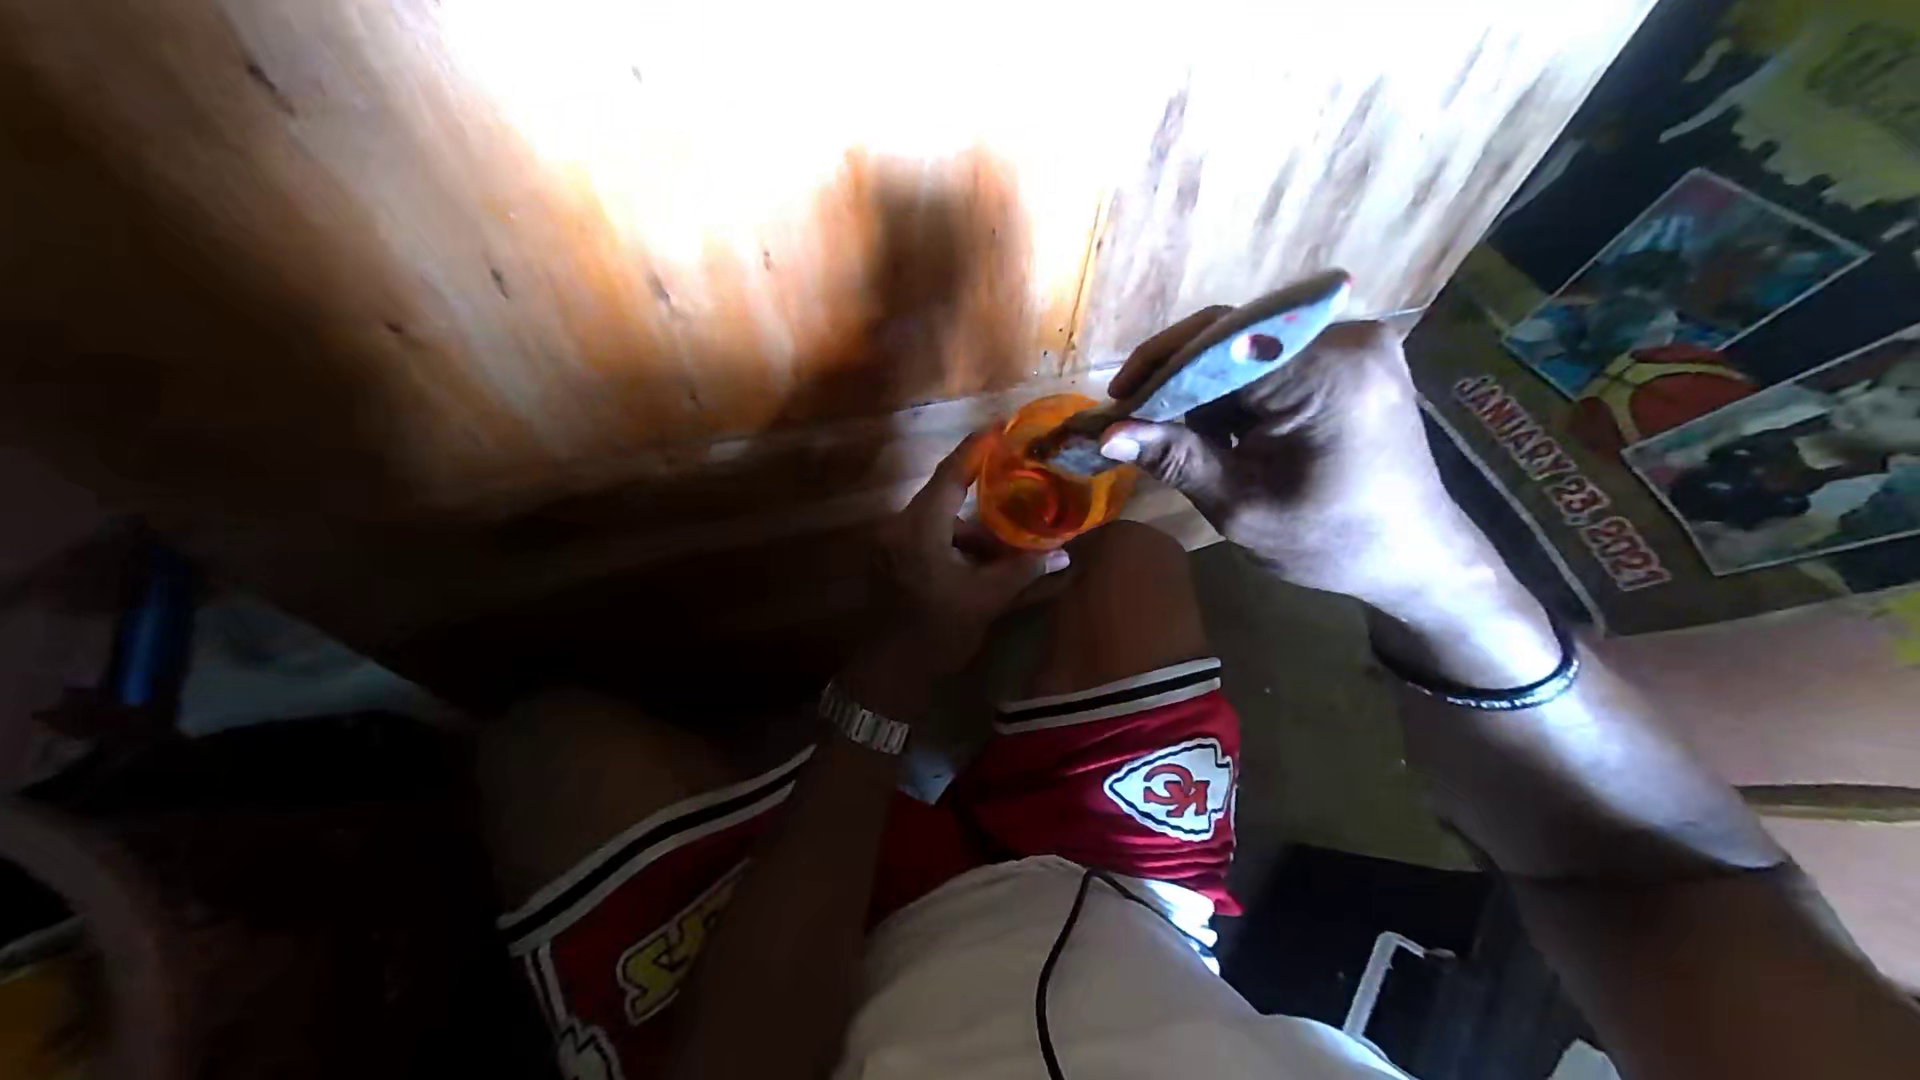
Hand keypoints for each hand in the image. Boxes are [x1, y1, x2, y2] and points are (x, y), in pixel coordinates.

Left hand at [863, 433, 1069, 679]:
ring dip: (969, 534)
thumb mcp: (984, 600)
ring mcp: (890, 546)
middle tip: (1017, 493)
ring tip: (1005, 551)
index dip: (975, 451)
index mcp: (918, 530)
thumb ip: (1021, 571)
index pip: (949, 476)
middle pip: (944, 500)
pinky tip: (977, 567)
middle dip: (982, 503)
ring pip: (937, 524)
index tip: (997, 427)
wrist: (888, 676)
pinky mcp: (889, 563)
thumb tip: (1061, 555)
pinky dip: (952, 547)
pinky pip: (926, 541)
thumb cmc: (935, 634)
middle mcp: (898, 529)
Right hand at [1096, 311, 1493, 618]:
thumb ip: (1176, 459)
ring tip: (1172, 434)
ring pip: (1247, 349)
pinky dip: (1235, 393)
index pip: (1217, 342)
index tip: (1116, 406)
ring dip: (1203, 389)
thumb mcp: (1241, 506)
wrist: (1414, 555)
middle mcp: (1346, 338)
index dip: (1159, 369)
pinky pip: (1272, 360)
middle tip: (1132, 420)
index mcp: (1327, 373)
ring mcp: (1354, 344)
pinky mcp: (1352, 359)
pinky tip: (1217, 430)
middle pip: (1231, 338)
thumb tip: (1107, 437)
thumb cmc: (1330, 542)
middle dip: (1177, 379)